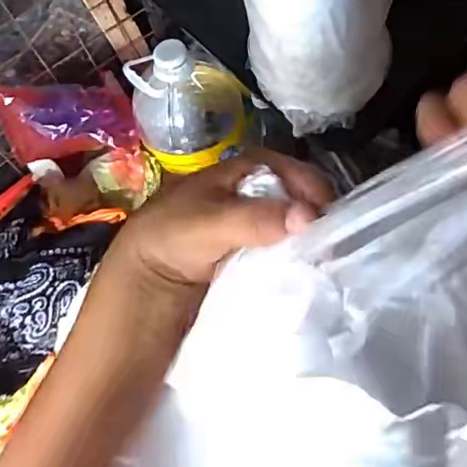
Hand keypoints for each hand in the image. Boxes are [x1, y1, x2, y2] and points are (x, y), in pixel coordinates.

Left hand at [111, 150, 334, 289]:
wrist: (134, 299)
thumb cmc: (167, 244)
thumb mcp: (209, 225)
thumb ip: (257, 218)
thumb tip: (310, 216)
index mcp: (234, 173)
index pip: (282, 167)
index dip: (306, 182)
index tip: (325, 210)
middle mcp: (245, 196)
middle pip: (292, 194)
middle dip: (313, 209)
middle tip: (333, 234)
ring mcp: (247, 229)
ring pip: (291, 223)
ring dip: (309, 235)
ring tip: (327, 255)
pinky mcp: (249, 259)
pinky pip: (282, 251)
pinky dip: (297, 256)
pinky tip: (309, 268)